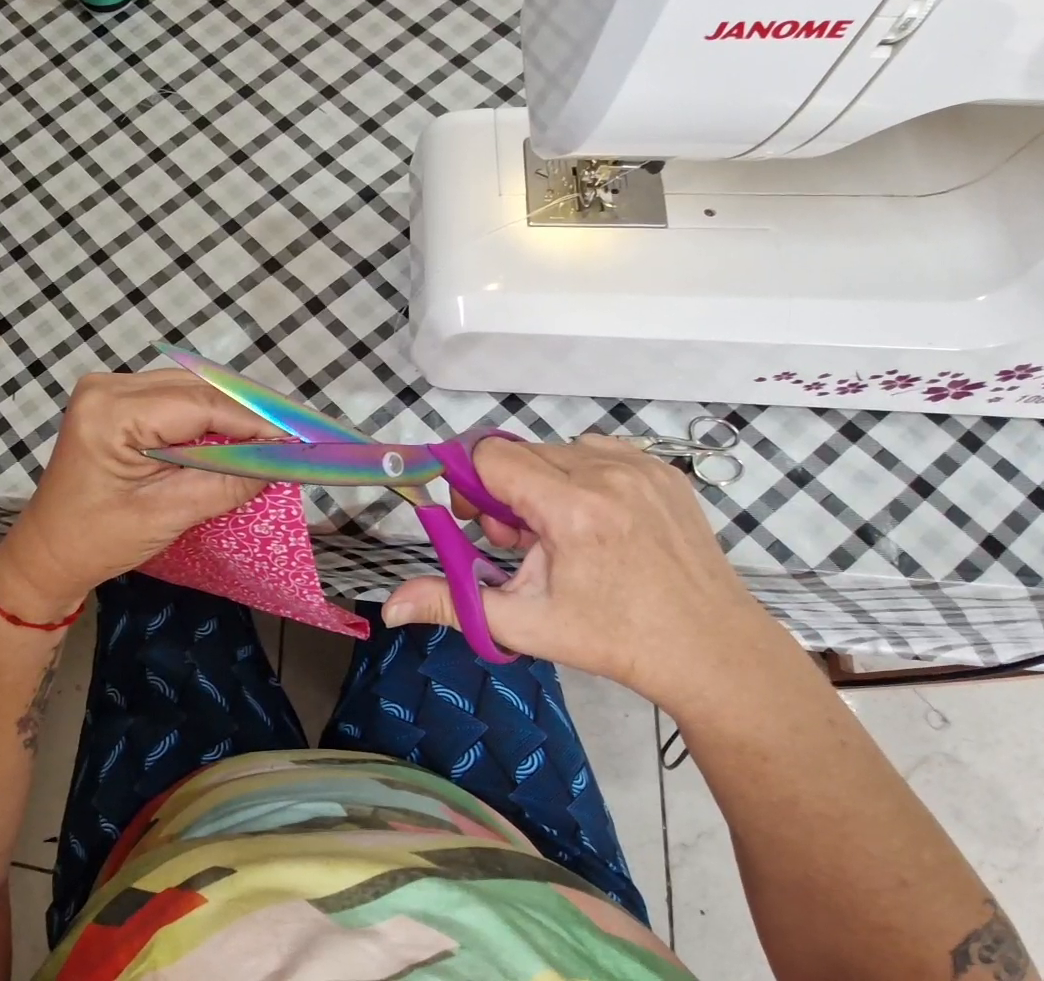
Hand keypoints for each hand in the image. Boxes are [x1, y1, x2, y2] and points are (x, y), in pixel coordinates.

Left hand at [0, 370, 279, 621]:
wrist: (47, 553)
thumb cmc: (96, 540)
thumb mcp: (165, 515)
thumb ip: (224, 483)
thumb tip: (279, 461)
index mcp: (110, 412)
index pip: (199, 405)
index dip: (254, 422)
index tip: (298, 440)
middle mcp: (106, 386)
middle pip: (195, 391)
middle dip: (245, 416)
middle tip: (292, 439)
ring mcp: (106, 390)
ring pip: (187, 391)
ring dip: (226, 415)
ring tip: (270, 439)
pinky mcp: (112, 402)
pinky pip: (171, 400)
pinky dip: (203, 419)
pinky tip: (231, 437)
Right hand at [384, 435, 790, 701]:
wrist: (712, 651)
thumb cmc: (612, 639)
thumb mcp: (522, 624)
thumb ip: (449, 603)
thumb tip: (390, 608)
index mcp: (573, 510)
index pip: (491, 455)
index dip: (470, 484)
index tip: (479, 525)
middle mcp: (609, 474)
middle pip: (519, 452)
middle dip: (502, 491)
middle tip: (521, 544)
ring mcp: (643, 468)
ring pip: (555, 451)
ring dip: (539, 484)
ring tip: (559, 536)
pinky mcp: (665, 471)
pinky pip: (596, 452)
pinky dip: (577, 478)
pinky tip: (591, 523)